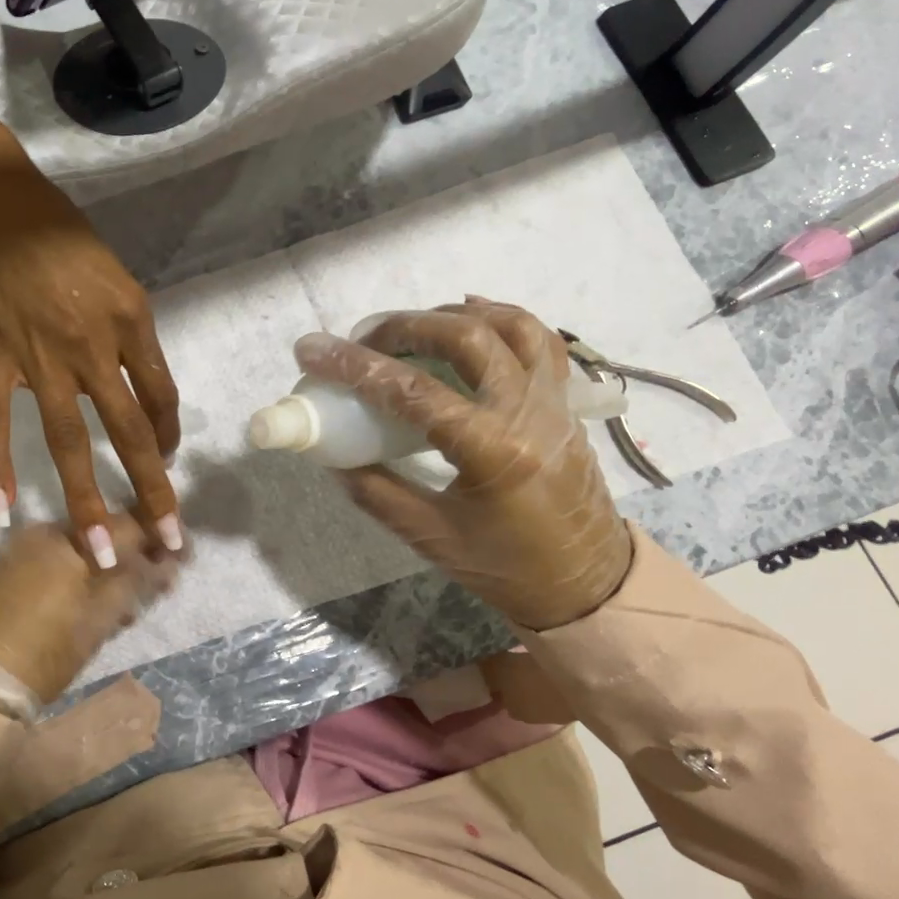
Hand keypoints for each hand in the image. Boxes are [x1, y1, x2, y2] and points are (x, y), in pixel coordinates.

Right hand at [0, 60, 182, 566]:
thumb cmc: (60, 232)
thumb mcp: (115, 274)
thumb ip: (127, 332)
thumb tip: (132, 386)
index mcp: (132, 318)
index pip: (161, 395)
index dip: (168, 436)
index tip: (167, 459)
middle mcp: (92, 345)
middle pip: (128, 431)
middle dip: (152, 490)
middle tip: (168, 541)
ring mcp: (39, 357)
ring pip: (68, 440)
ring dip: (86, 499)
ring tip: (98, 551)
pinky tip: (1, 508)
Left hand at [0, 514, 176, 704]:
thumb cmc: (40, 656)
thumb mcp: (96, 624)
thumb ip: (134, 586)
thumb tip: (167, 563)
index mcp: (70, 544)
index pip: (128, 525)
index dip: (160, 536)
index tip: (181, 554)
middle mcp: (44, 531)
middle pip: (100, 530)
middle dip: (132, 551)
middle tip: (156, 579)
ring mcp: (19, 544)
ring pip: (75, 543)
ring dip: (102, 561)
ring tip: (122, 599)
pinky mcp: (2, 561)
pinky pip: (48, 554)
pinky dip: (72, 568)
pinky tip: (82, 598)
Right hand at [292, 299, 632, 629]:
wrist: (587, 583)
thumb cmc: (505, 567)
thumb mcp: (427, 536)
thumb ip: (374, 490)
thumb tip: (331, 453)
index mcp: (492, 452)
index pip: (412, 390)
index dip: (353, 366)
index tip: (311, 351)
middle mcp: (529, 412)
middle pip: (465, 336)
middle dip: (402, 326)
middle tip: (361, 340)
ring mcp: (554, 401)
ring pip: (508, 324)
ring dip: (449, 315)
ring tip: (408, 329)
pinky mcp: (565, 400)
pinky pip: (540, 338)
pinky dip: (500, 317)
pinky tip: (466, 317)